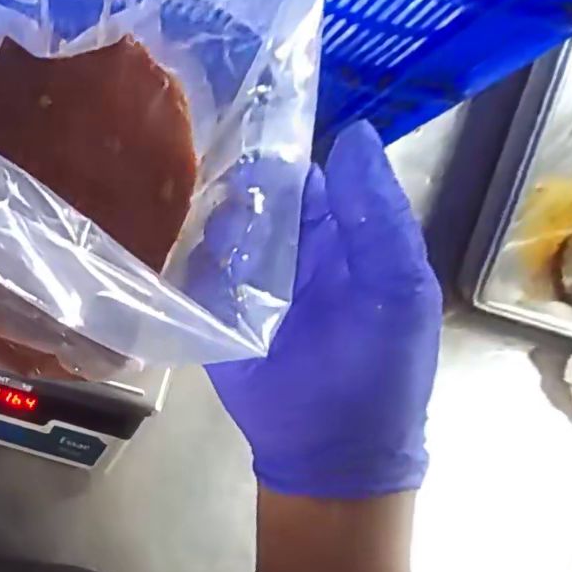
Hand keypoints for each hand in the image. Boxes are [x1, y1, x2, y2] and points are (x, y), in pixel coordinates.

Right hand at [207, 122, 442, 499]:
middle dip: (233, 185)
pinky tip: (174, 251)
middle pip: (253, 207)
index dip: (282, 154)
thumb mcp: (398, 287)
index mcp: (337, 242)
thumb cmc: (380, 370)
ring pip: (217, 242)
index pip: (305, 183)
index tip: (251, 121)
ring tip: (193, 210)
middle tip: (205, 156)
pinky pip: (193, 288)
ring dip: (205, 224)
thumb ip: (377, 217)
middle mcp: (286, 260)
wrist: (330, 450)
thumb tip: (352, 137)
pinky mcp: (212, 326)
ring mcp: (244, 294)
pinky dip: (183, 268)